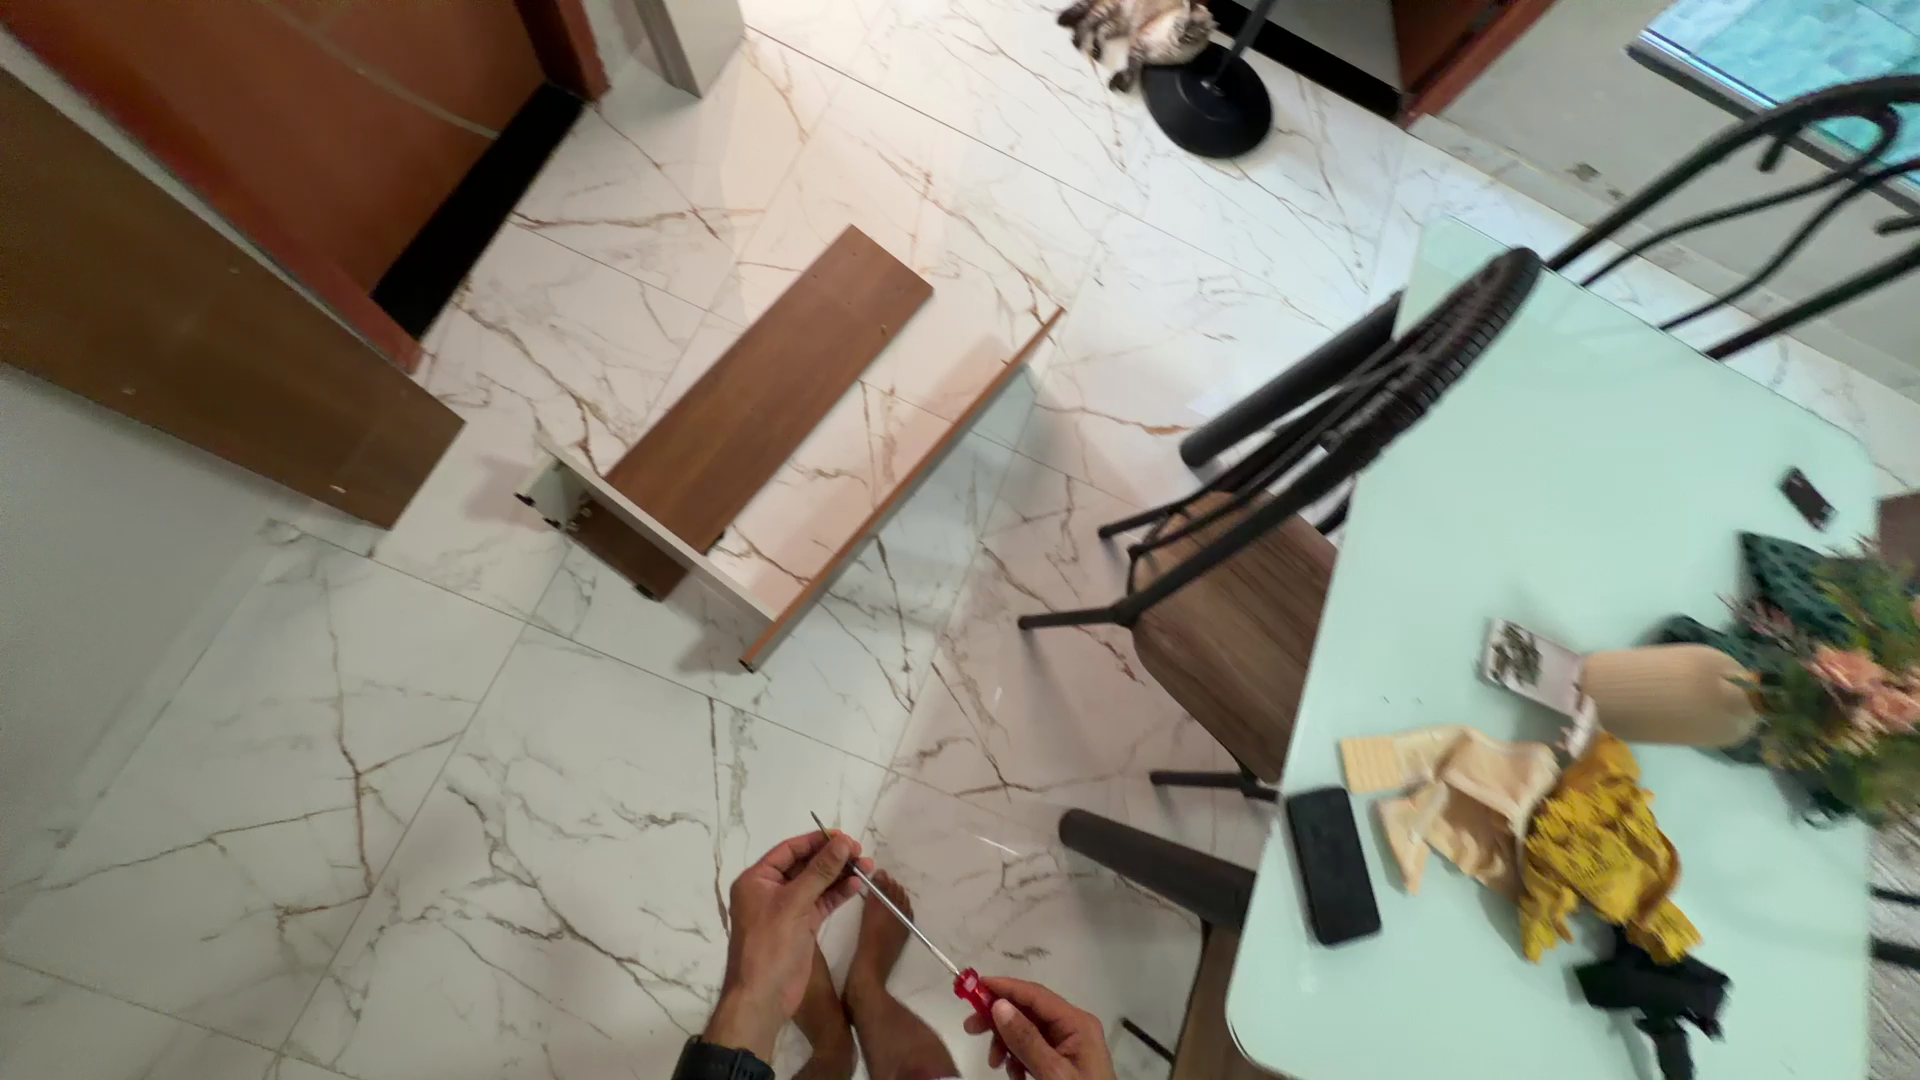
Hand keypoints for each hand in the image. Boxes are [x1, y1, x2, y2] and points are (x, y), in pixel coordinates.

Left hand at [704, 830, 872, 1061]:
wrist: (763, 1000)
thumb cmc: (769, 945)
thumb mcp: (794, 903)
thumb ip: (821, 870)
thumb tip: (843, 841)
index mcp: (758, 879)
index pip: (790, 850)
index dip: (817, 841)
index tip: (844, 837)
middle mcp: (771, 890)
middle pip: (806, 865)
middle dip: (833, 858)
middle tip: (859, 852)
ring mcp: (787, 909)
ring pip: (817, 883)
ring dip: (840, 875)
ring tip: (866, 866)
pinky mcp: (801, 925)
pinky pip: (822, 902)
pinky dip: (838, 894)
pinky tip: (857, 886)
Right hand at [963, 976, 1115, 1079]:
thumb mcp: (1052, 1074)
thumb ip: (1026, 1040)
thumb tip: (999, 1004)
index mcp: (1077, 1022)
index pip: (1036, 994)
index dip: (1005, 987)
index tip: (975, 987)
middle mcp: (1073, 1027)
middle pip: (1029, 1011)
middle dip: (999, 1018)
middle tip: (971, 1027)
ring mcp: (1068, 1045)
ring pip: (1028, 1031)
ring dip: (1007, 1044)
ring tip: (995, 1064)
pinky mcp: (1062, 1062)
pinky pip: (1033, 1050)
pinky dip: (1017, 1059)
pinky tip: (1013, 1074)